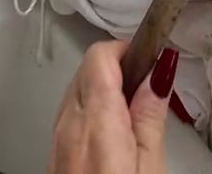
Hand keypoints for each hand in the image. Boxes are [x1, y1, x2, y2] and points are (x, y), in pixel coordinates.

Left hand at [48, 42, 175, 173]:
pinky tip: (110, 134)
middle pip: (87, 68)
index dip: (126, 49)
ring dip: (102, 90)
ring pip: (77, 89)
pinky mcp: (53, 155)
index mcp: (96, 119)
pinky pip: (70, 115)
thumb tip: (158, 73)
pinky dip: (89, 112)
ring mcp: (56, 139)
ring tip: (130, 115)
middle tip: (144, 88)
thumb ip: (151, 116)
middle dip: (116, 69)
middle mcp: (68, 123)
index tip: (148, 60)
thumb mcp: (151, 166)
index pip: (100, 54)